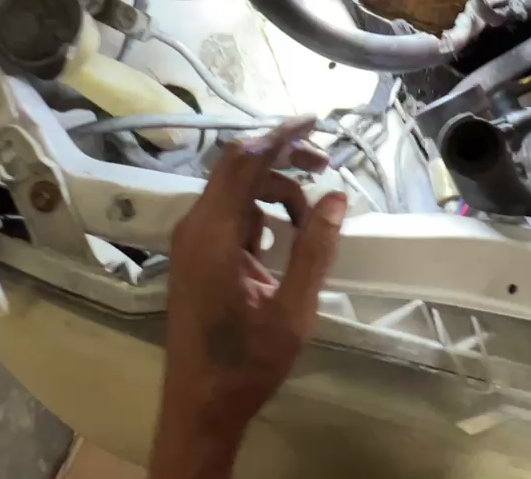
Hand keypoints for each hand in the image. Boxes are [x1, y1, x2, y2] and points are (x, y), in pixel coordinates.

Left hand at [150, 119, 346, 478]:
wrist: (199, 409)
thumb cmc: (246, 364)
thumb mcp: (292, 311)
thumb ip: (314, 249)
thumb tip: (337, 197)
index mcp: (213, 235)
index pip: (245, 161)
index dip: (281, 134)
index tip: (316, 120)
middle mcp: (196, 227)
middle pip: (238, 165)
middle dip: (284, 156)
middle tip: (326, 163)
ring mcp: (193, 240)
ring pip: (238, 189)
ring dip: (277, 191)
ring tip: (312, 222)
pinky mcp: (197, 253)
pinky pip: (232, 212)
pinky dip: (262, 211)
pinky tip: (285, 237)